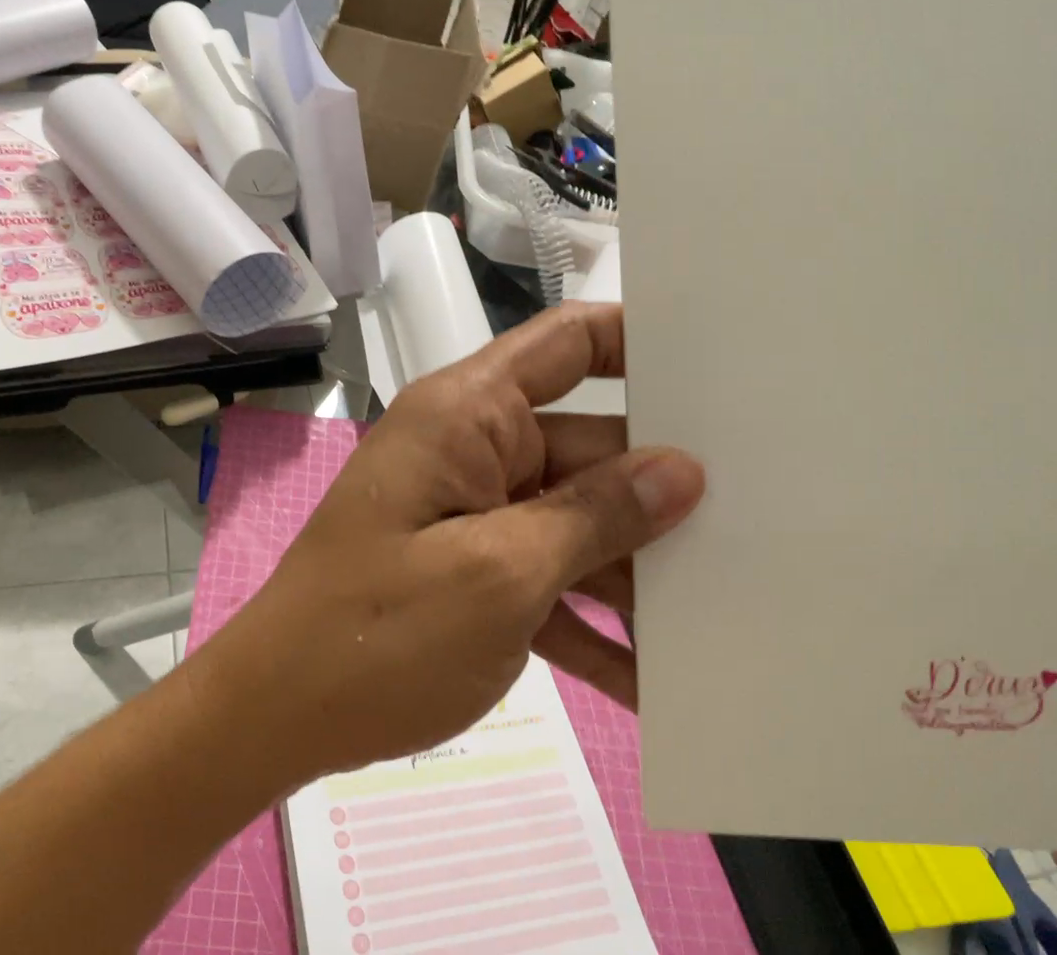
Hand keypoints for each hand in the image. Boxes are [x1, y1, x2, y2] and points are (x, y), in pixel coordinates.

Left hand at [186, 304, 704, 781]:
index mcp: (466, 417)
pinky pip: (545, 586)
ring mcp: (471, 520)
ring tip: (738, 606)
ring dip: (637, 569)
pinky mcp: (469, 579)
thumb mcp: (498, 574)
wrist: (279, 715)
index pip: (566, 345)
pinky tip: (657, 682)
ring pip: (576, 523)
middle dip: (665, 485)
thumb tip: (680, 471)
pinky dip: (589, 625)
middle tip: (776, 513)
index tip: (732, 368)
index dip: (643, 341)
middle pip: (589, 445)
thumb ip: (592, 518)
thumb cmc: (380, 632)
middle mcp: (471, 454)